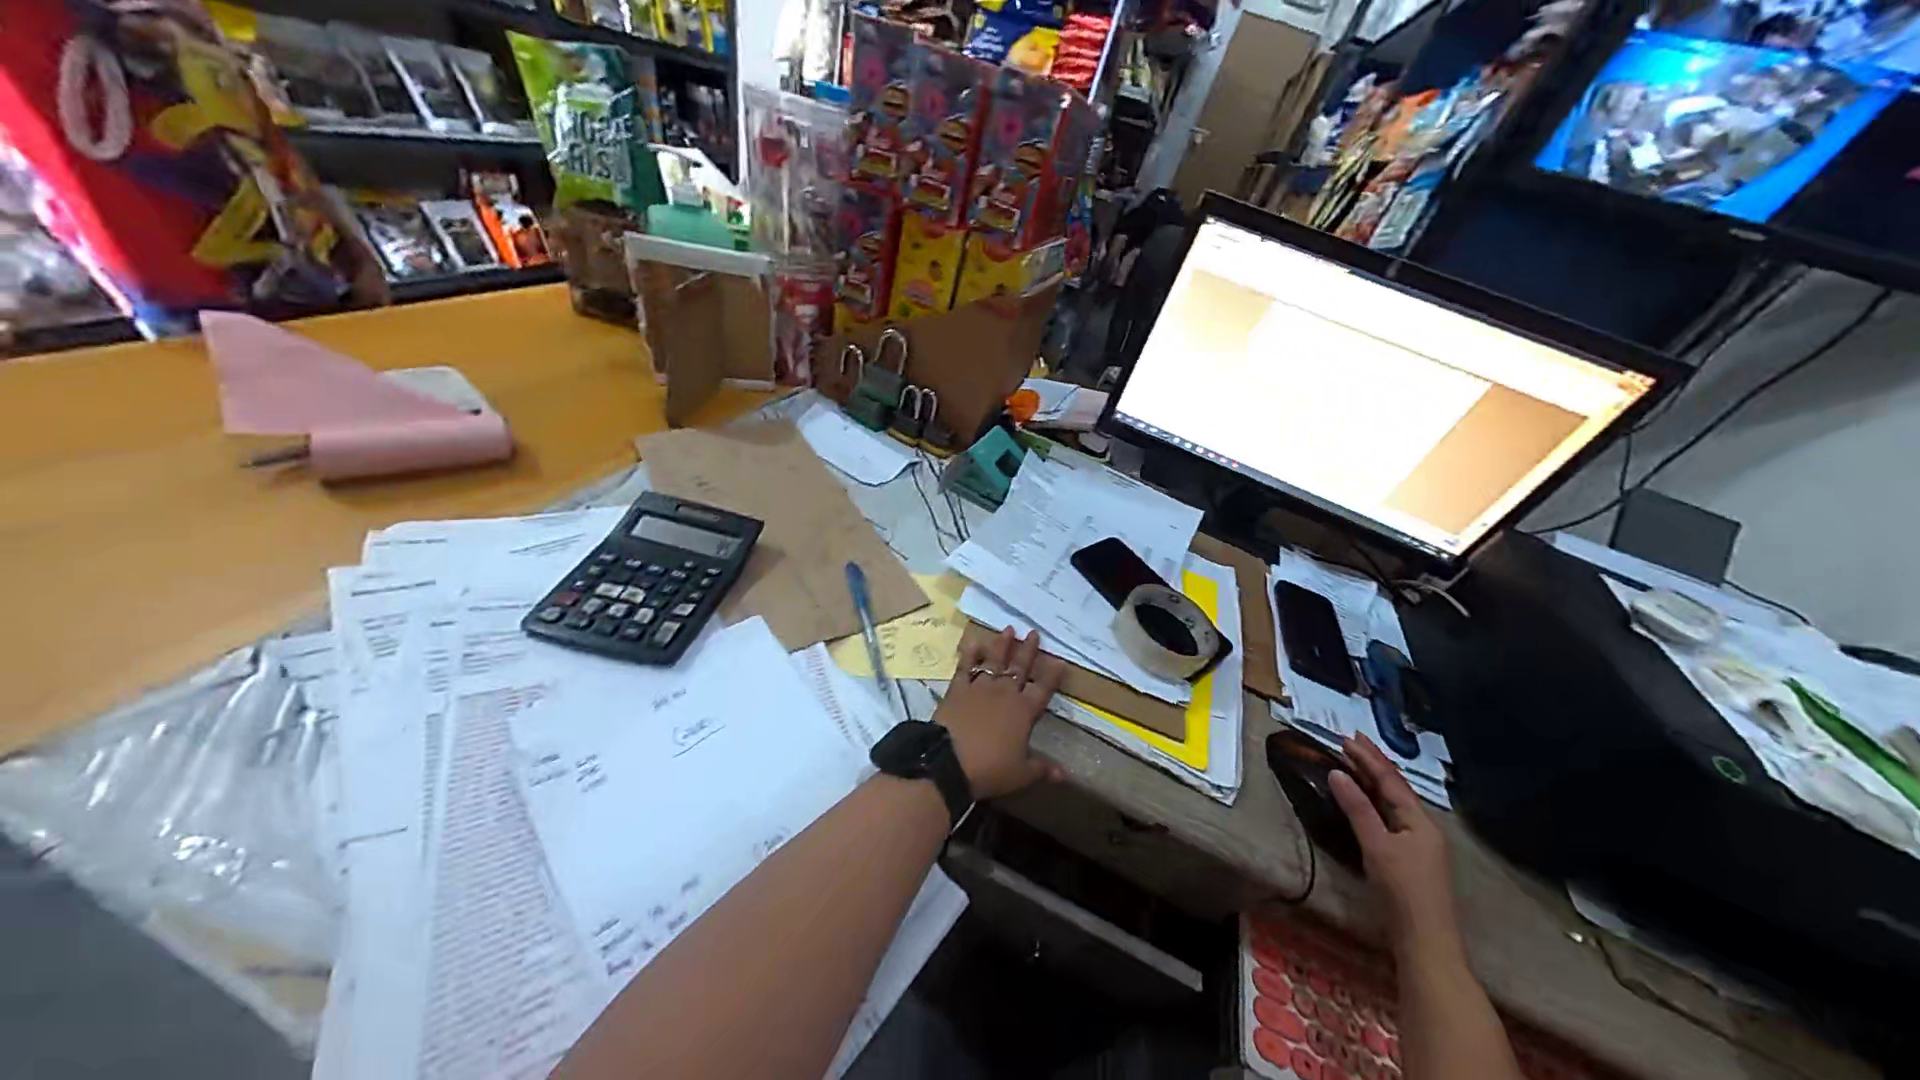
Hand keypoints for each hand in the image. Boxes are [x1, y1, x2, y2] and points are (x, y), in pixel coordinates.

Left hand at [936, 629, 1066, 798]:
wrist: (948, 762)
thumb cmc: (990, 769)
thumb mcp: (1021, 774)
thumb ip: (1042, 769)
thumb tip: (1065, 775)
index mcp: (1024, 711)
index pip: (1043, 688)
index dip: (1052, 675)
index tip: (1060, 661)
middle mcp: (1004, 693)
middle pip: (1019, 667)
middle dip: (1028, 650)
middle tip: (1034, 633)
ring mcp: (980, 687)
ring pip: (994, 661)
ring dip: (1002, 645)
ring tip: (1008, 629)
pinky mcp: (957, 689)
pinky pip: (965, 667)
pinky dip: (970, 654)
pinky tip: (973, 642)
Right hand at [1329, 735, 1455, 947]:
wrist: (1426, 941)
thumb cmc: (1402, 890)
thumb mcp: (1376, 846)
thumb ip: (1357, 809)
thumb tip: (1337, 773)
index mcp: (1420, 821)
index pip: (1390, 781)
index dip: (1369, 758)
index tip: (1347, 738)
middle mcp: (1423, 827)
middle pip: (1395, 788)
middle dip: (1373, 764)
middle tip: (1351, 742)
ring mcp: (1419, 843)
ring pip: (1394, 802)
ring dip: (1373, 781)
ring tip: (1355, 763)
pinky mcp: (1410, 857)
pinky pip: (1391, 816)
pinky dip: (1375, 800)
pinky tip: (1367, 800)